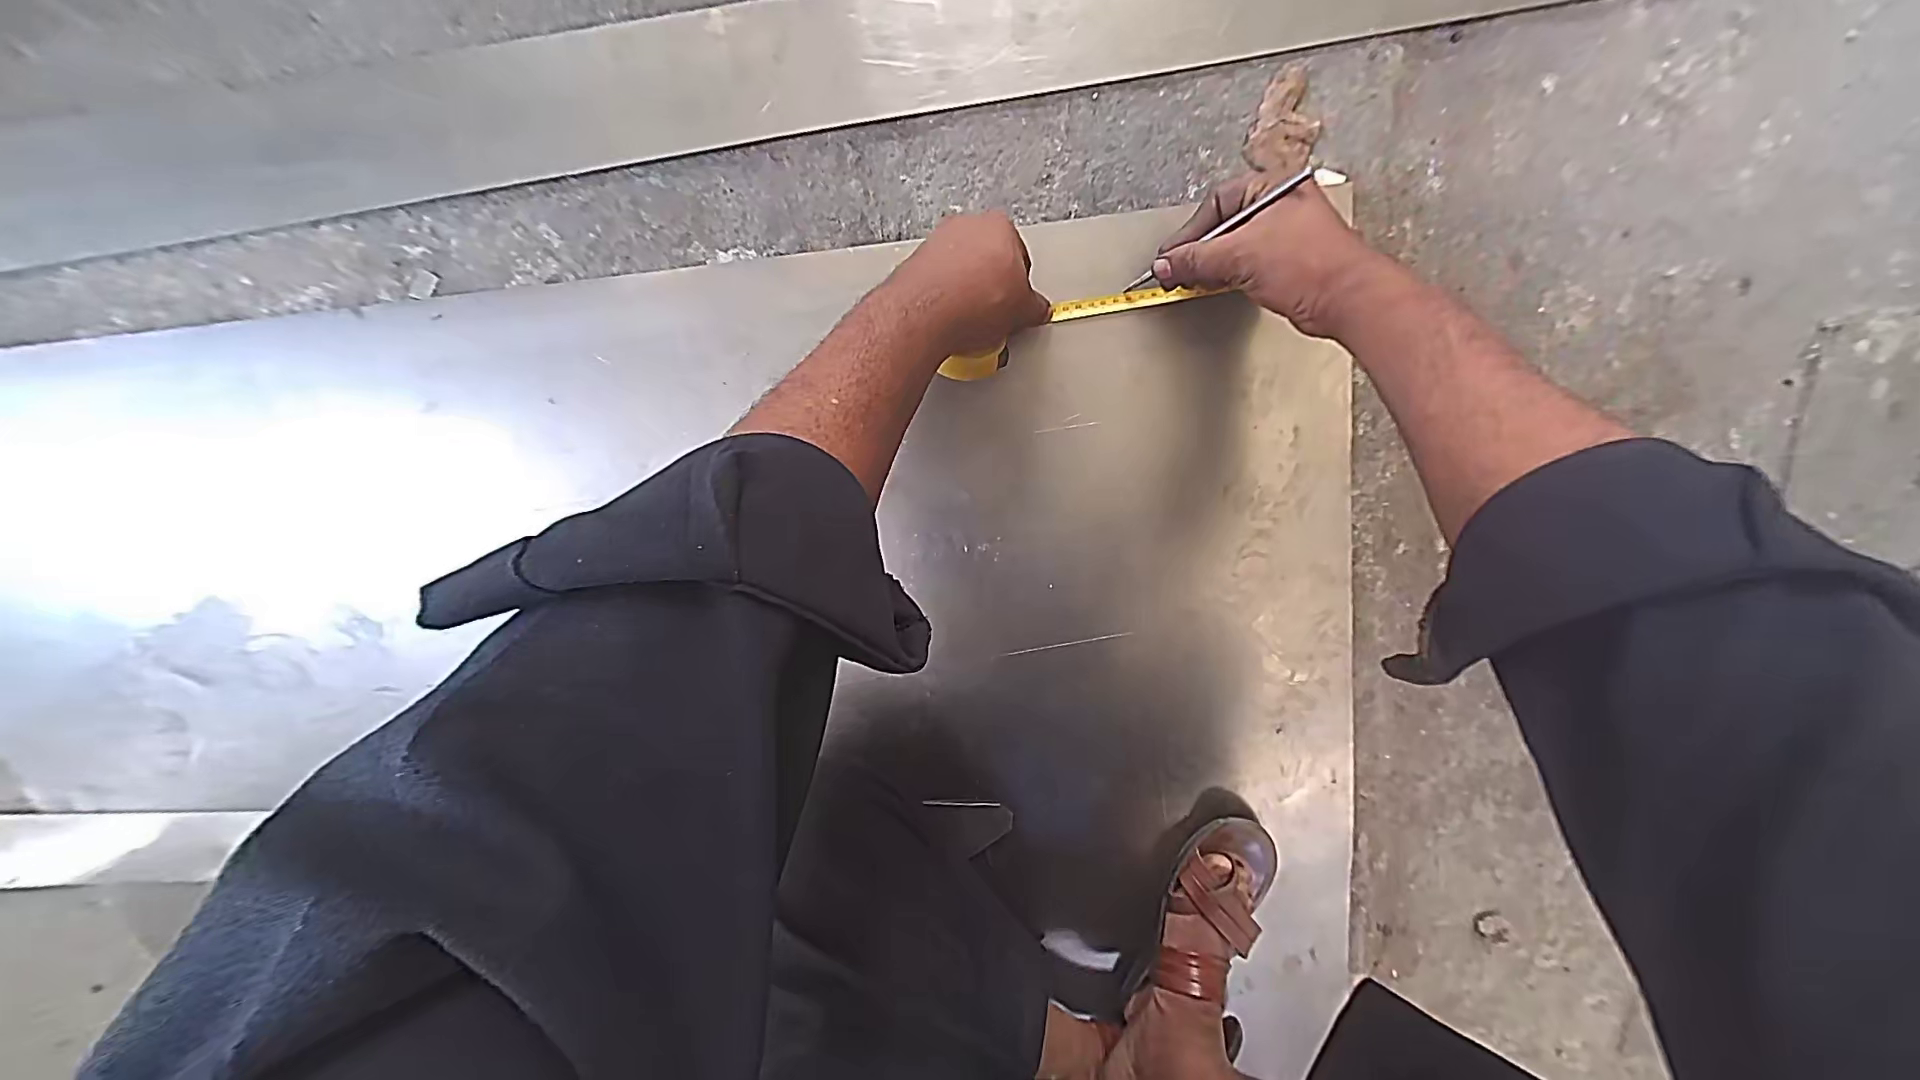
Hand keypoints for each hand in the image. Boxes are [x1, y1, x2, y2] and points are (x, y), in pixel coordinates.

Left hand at [879, 212, 1052, 356]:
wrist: (925, 315)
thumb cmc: (970, 301)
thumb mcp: (1022, 311)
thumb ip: (1035, 307)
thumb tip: (1034, 311)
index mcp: (999, 225)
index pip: (1021, 257)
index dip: (1021, 288)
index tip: (1018, 305)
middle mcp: (966, 225)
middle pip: (989, 261)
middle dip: (993, 287)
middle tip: (996, 314)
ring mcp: (937, 241)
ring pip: (962, 271)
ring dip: (968, 294)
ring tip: (972, 322)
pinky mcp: (916, 263)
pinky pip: (939, 283)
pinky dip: (945, 299)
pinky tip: (950, 320)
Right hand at [1151, 175, 1391, 338]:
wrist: (1345, 298)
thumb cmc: (1311, 263)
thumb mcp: (1239, 255)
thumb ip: (1196, 259)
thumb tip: (1167, 263)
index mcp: (1274, 185)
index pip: (1216, 203)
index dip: (1189, 232)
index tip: (1170, 257)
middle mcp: (1280, 205)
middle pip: (1223, 225)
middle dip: (1197, 250)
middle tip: (1177, 271)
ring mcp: (1284, 234)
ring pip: (1233, 246)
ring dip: (1210, 265)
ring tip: (1193, 280)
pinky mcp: (1286, 261)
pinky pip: (1245, 263)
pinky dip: (1225, 274)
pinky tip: (1215, 285)